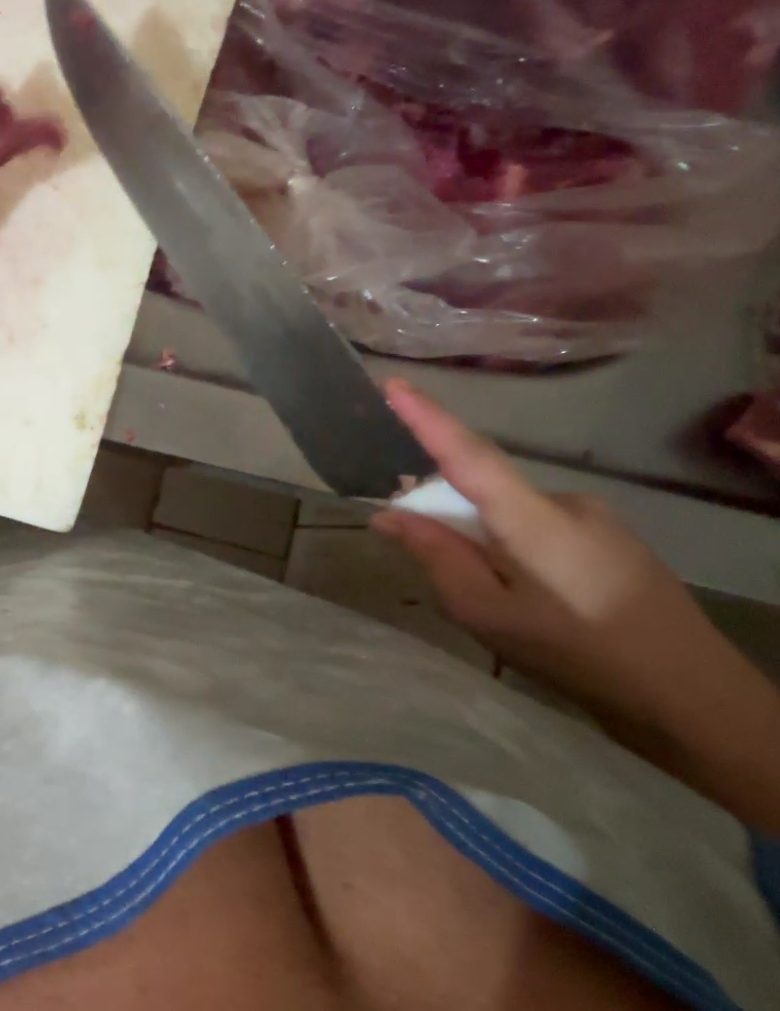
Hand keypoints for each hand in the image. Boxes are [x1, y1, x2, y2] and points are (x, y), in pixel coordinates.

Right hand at [369, 379, 737, 728]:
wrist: (689, 693)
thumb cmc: (575, 651)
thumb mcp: (485, 613)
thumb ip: (435, 557)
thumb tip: (390, 515)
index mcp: (533, 519)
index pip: (467, 455)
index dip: (427, 419)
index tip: (392, 385)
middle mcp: (567, 504)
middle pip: (481, 488)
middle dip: (440, 508)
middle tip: (413, 546)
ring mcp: (596, 520)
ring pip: (507, 512)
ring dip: (476, 535)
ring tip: (480, 591)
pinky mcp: (611, 540)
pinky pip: (536, 527)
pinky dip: (506, 545)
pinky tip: (519, 594)